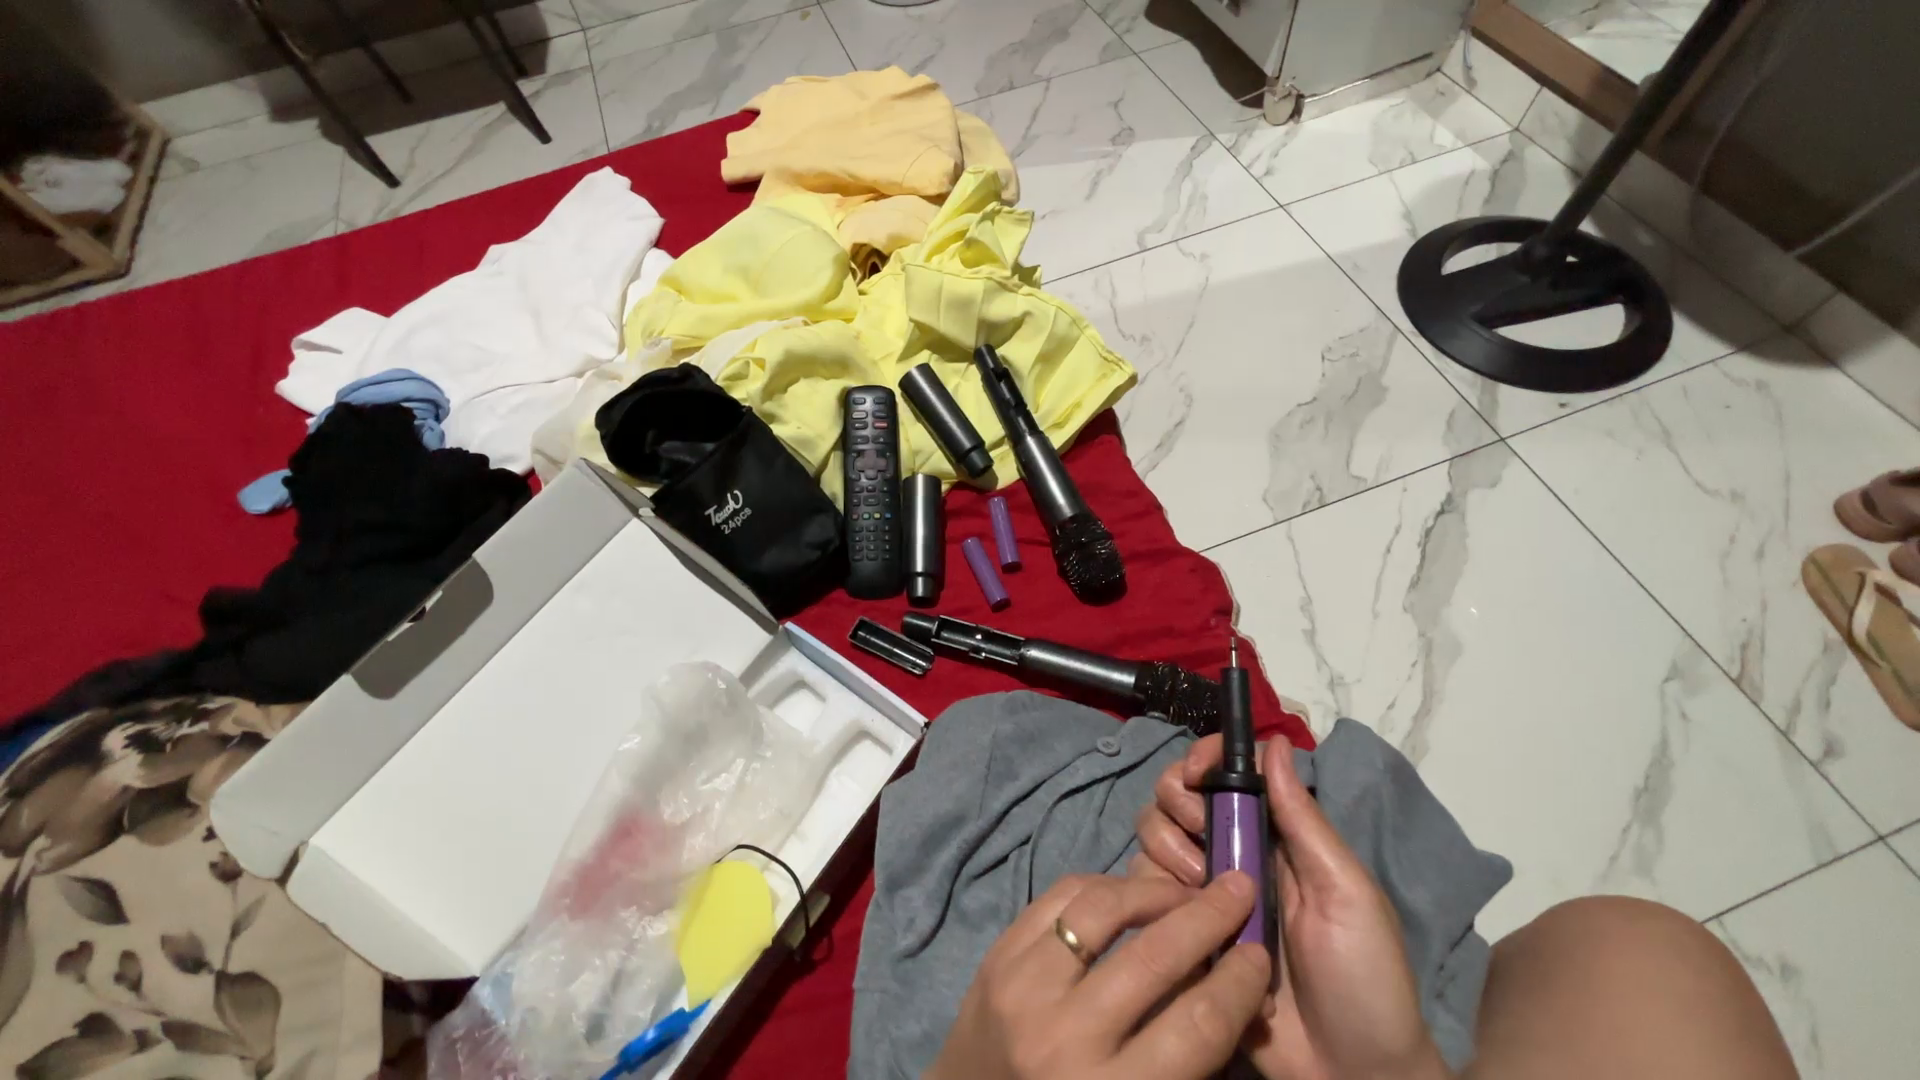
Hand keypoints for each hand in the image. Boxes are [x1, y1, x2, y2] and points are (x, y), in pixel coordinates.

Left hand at [927, 872, 1272, 1079]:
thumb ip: (1184, 1058)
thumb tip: (1232, 989)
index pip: (1195, 1026)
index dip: (1238, 983)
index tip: (1259, 953)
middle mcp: (1065, 1036)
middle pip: (1154, 957)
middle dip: (1208, 918)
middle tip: (1239, 889)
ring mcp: (1023, 987)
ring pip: (1102, 910)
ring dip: (1154, 891)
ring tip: (1184, 890)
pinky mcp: (997, 954)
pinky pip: (1058, 897)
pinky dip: (1101, 885)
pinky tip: (1127, 891)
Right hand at [1133, 736, 1450, 1079]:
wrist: (1348, 1077)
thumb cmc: (1364, 979)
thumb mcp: (1347, 894)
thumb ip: (1305, 821)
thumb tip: (1275, 740)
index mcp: (1277, 837)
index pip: (1229, 773)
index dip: (1204, 758)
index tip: (1195, 773)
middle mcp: (1233, 855)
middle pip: (1177, 796)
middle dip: (1178, 803)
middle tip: (1203, 840)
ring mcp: (1204, 895)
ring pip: (1153, 837)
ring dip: (1166, 849)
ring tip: (1197, 891)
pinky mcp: (1182, 934)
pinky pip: (1144, 893)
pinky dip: (1151, 891)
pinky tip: (1177, 917)